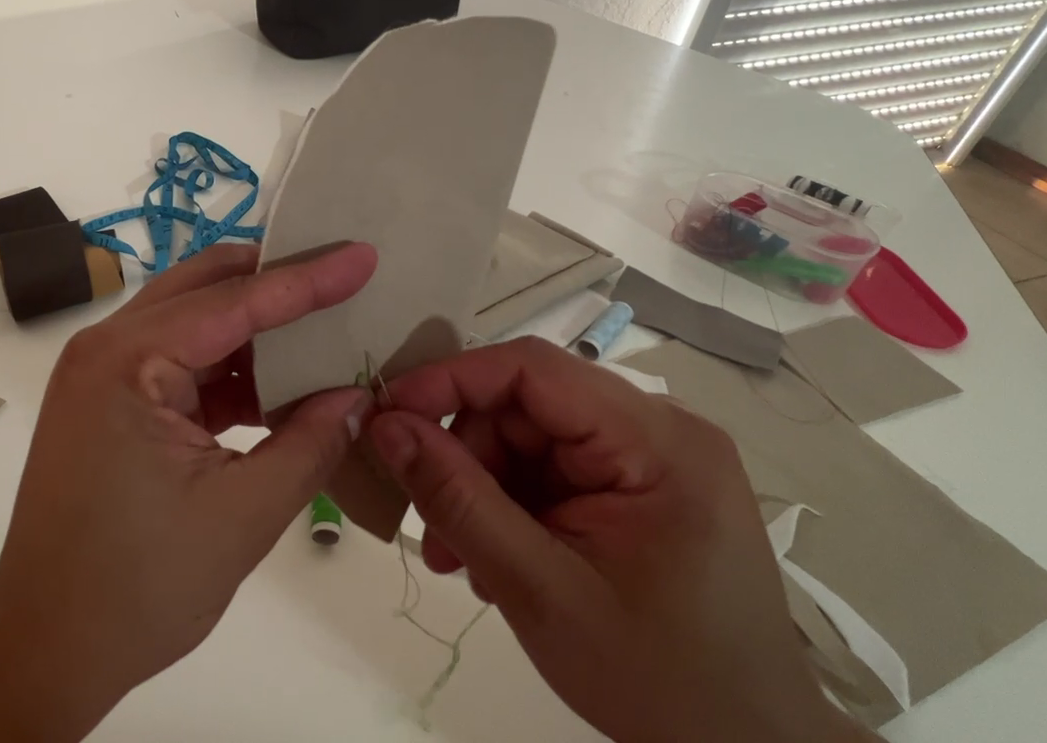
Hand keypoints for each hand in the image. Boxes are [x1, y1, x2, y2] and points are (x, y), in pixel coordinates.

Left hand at [0, 242, 378, 742]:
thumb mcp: (243, 514)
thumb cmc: (139, 585)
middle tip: (344, 280)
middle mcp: (105, 348)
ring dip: (254, 330)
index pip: (235, 300)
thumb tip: (360, 396)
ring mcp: (100, 374)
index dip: (307, 279)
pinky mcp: (107, 405)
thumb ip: (310, 443)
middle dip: (276, 284)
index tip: (364, 257)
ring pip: (191, 323)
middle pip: (205, 290)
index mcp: (127, 361)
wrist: (47, 649)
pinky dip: (228, 371)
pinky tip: (278, 388)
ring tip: (324, 332)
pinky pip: (177, 364)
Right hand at [373, 337, 871, 742]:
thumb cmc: (656, 678)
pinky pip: (553, 471)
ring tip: (457, 558)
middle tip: (428, 523)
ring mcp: (653, 460)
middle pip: (527, 407)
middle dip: (465, 457)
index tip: (387, 415)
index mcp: (658, 441)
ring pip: (530, 440)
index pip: (533, 369)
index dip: (450, 380)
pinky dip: (511, 507)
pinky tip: (495, 560)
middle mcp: (661, 431)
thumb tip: (385, 424)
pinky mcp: (641, 489)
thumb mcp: (540, 589)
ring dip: (481, 490)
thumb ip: (458, 500)